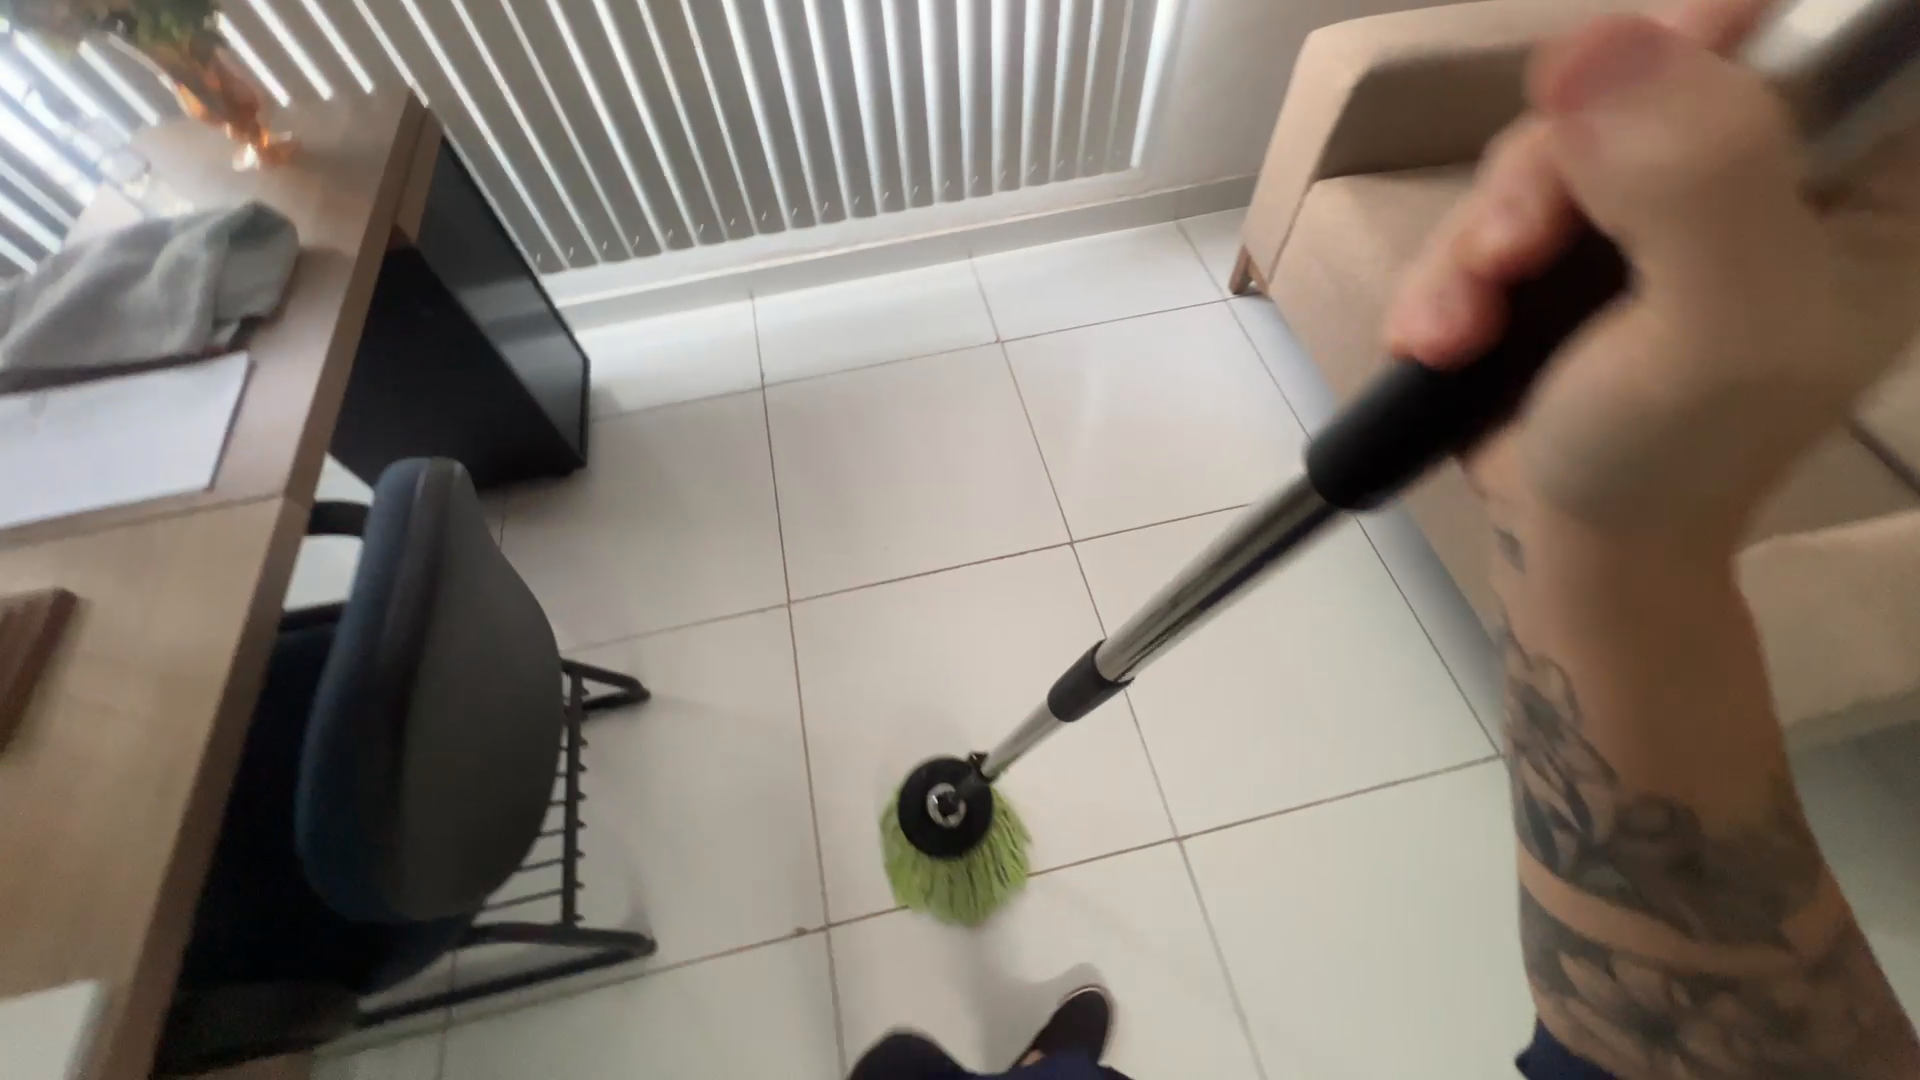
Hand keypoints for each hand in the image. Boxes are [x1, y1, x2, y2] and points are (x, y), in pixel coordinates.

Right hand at [1385, 0, 1919, 551]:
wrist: (1570, 535)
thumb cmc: (1668, 456)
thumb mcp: (1715, 329)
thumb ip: (1696, 180)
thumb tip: (1596, 46)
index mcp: (1853, 166)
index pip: (1796, 28)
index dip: (1692, 38)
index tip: (1597, 95)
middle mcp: (1744, 170)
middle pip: (1627, 86)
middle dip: (1539, 175)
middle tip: (1507, 259)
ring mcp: (1631, 214)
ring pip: (1530, 158)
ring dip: (1465, 247)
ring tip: (1451, 335)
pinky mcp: (1545, 256)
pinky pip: (1473, 222)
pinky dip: (1437, 283)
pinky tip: (1434, 341)